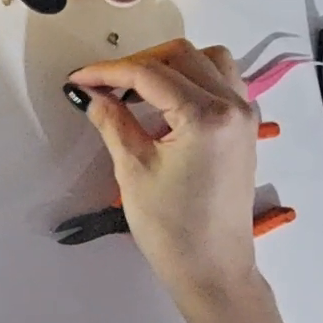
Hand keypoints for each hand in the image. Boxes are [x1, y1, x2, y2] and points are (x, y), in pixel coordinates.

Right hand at [70, 39, 262, 311]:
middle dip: (137, 64)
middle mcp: (234, 105)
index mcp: (206, 116)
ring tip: (133, 90)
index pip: (150, 75)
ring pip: (207, 61)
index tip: (77, 79)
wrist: (211, 266)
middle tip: (102, 86)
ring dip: (168, 66)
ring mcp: (245, 115)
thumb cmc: (170, 226)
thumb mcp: (133, 170)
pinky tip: (162, 103)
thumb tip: (90, 94)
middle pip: (182, 55)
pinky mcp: (244, 128)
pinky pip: (220, 82)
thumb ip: (112, 122)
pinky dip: (189, 80)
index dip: (108, 72)